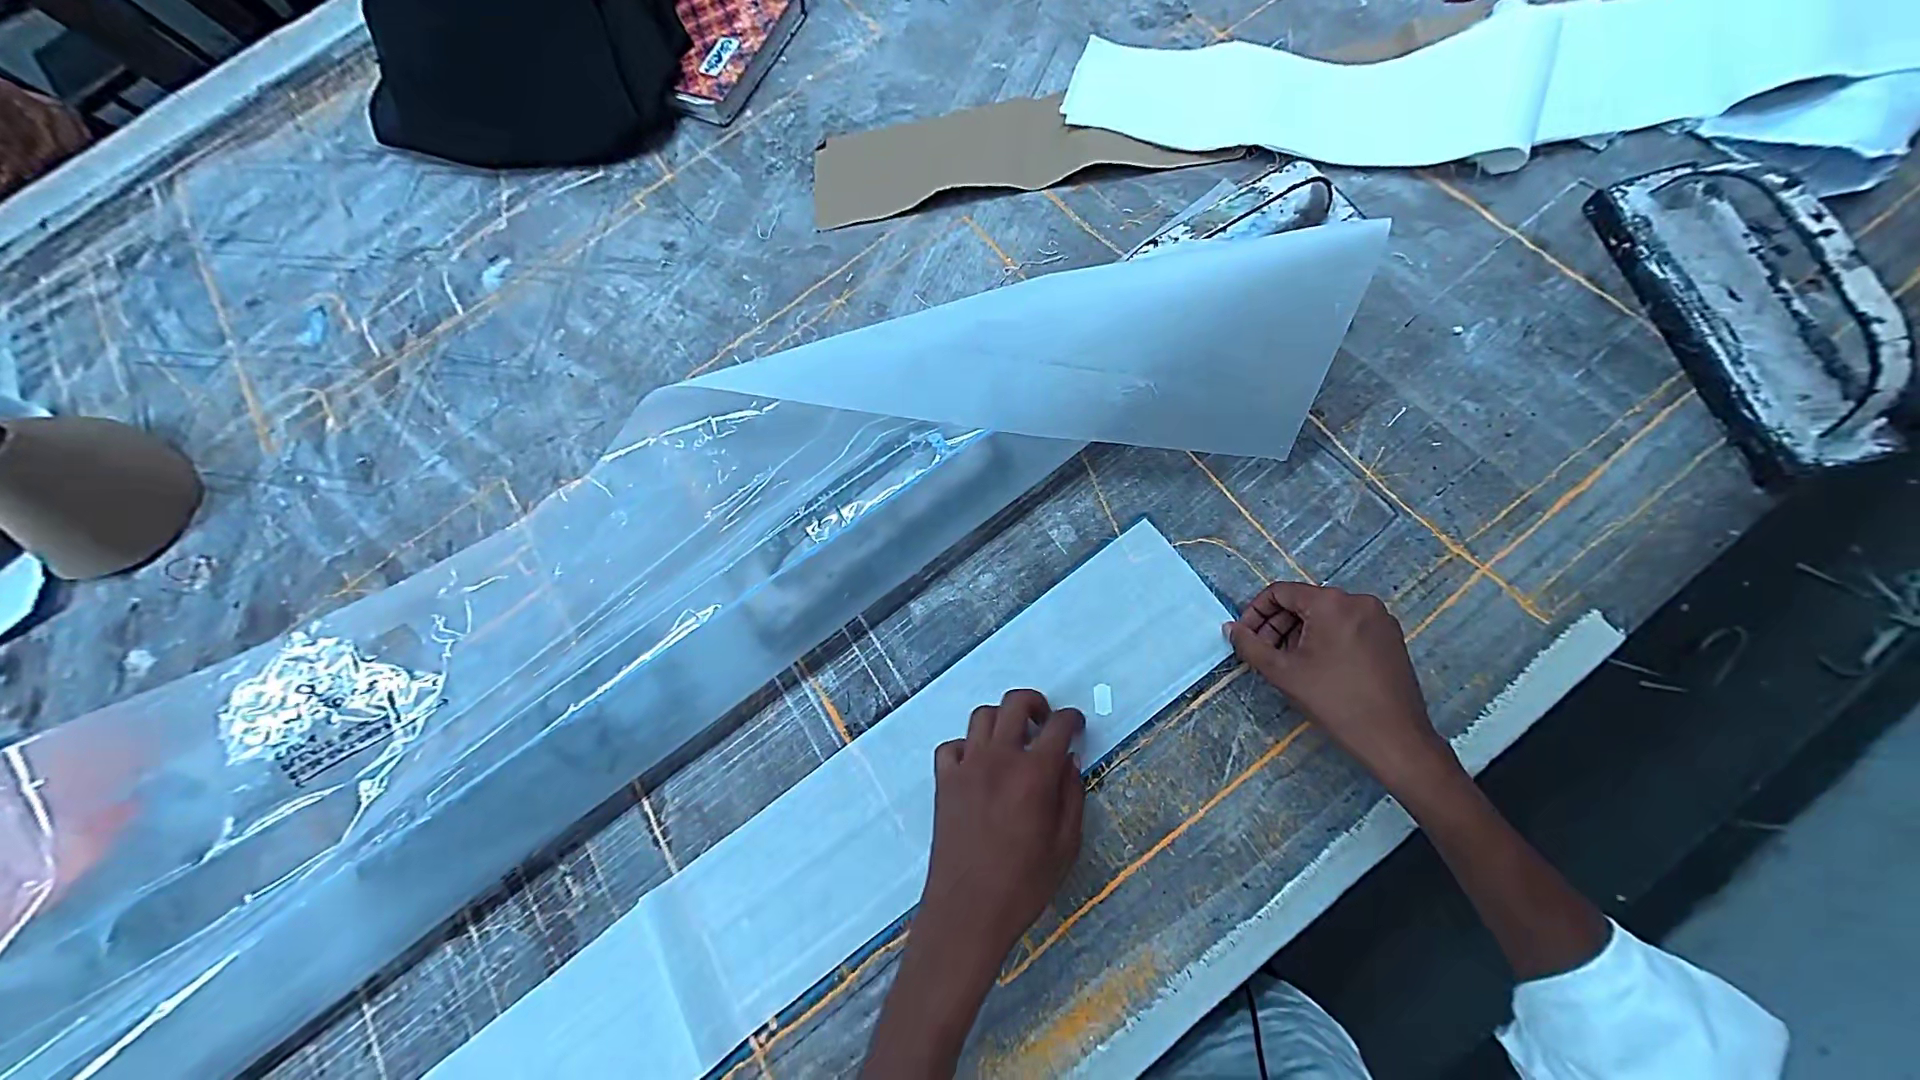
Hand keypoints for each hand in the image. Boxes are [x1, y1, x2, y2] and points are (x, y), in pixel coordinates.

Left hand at [862, 690, 1084, 1078]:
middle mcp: (998, 758)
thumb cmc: (1024, 884)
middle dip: (1035, 704)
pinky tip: (978, 766)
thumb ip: (1071, 796)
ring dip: (1001, 721)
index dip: (1071, 719)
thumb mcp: (1066, 845)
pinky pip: (952, 745)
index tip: (1075, 725)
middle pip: (1014, 703)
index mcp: (1033, 774)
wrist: (968, 910)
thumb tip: (1069, 760)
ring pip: (982, 716)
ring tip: (1012, 742)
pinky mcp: (944, 780)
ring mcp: (966, 766)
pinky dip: (967, 747)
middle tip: (1043, 722)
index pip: (1058, 726)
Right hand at [1224, 582, 1456, 797]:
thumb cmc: (1334, 701)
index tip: (1246, 636)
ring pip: (1324, 614)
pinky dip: (1323, 637)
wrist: (1393, 737)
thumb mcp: (1281, 672)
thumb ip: (1249, 645)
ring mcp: (1378, 618)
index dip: (1255, 612)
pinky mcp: (1389, 636)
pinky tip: (1316, 665)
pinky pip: (1345, 624)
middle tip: (1263, 652)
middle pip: (1303, 601)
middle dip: (1276, 624)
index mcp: (1331, 603)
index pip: (1280, 592)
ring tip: (1288, 661)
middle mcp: (1358, 601)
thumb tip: (1231, 628)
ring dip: (1298, 632)